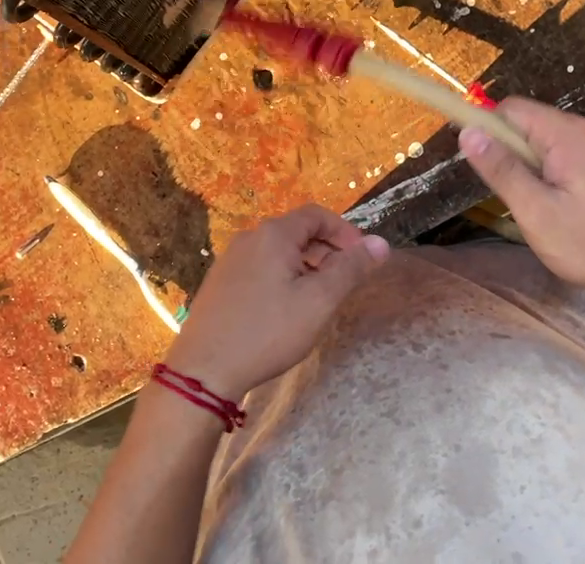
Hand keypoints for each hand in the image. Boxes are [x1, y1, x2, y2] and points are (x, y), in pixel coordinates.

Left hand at [165, 205, 389, 397]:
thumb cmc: (267, 332)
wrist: (203, 370)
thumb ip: (351, 269)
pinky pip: (260, 267)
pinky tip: (286, 309)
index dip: (344, 231)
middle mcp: (249, 238)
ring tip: (319, 299)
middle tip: (344, 283)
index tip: (362, 258)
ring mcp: (230, 260)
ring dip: (305, 266)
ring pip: (278, 251)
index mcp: (273, 234)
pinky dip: (282, 277)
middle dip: (327, 250)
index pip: (316, 214)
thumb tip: (380, 243)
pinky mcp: (220, 282)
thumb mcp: (318, 301)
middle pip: (297, 231)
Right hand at [459, 97, 584, 318]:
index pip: (511, 109)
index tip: (484, 166)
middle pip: (531, 122)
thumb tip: (468, 132)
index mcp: (568, 134)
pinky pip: (571, 150)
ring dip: (536, 165)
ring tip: (545, 207)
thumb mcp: (536, 212)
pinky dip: (558, 170)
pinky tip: (568, 206)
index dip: (488, 130)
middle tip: (520, 197)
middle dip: (514, 153)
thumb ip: (501, 169)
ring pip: (550, 138)